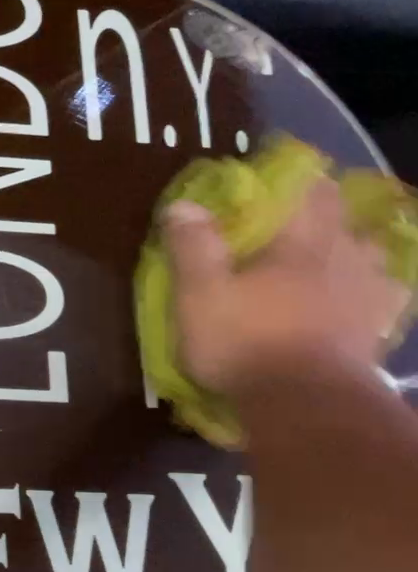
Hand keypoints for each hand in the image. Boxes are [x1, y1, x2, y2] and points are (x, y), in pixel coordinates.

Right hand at [163, 177, 408, 396]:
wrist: (304, 398)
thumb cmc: (243, 340)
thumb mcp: (198, 294)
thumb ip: (194, 247)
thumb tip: (185, 202)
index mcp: (300, 243)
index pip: (307, 192)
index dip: (292, 177)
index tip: (273, 172)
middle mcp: (344, 256)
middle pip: (342, 217)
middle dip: (322, 208)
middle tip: (297, 211)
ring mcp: (370, 290)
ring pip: (369, 251)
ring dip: (350, 245)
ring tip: (329, 252)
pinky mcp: (379, 324)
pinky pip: (385, 291)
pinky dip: (372, 284)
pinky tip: (362, 292)